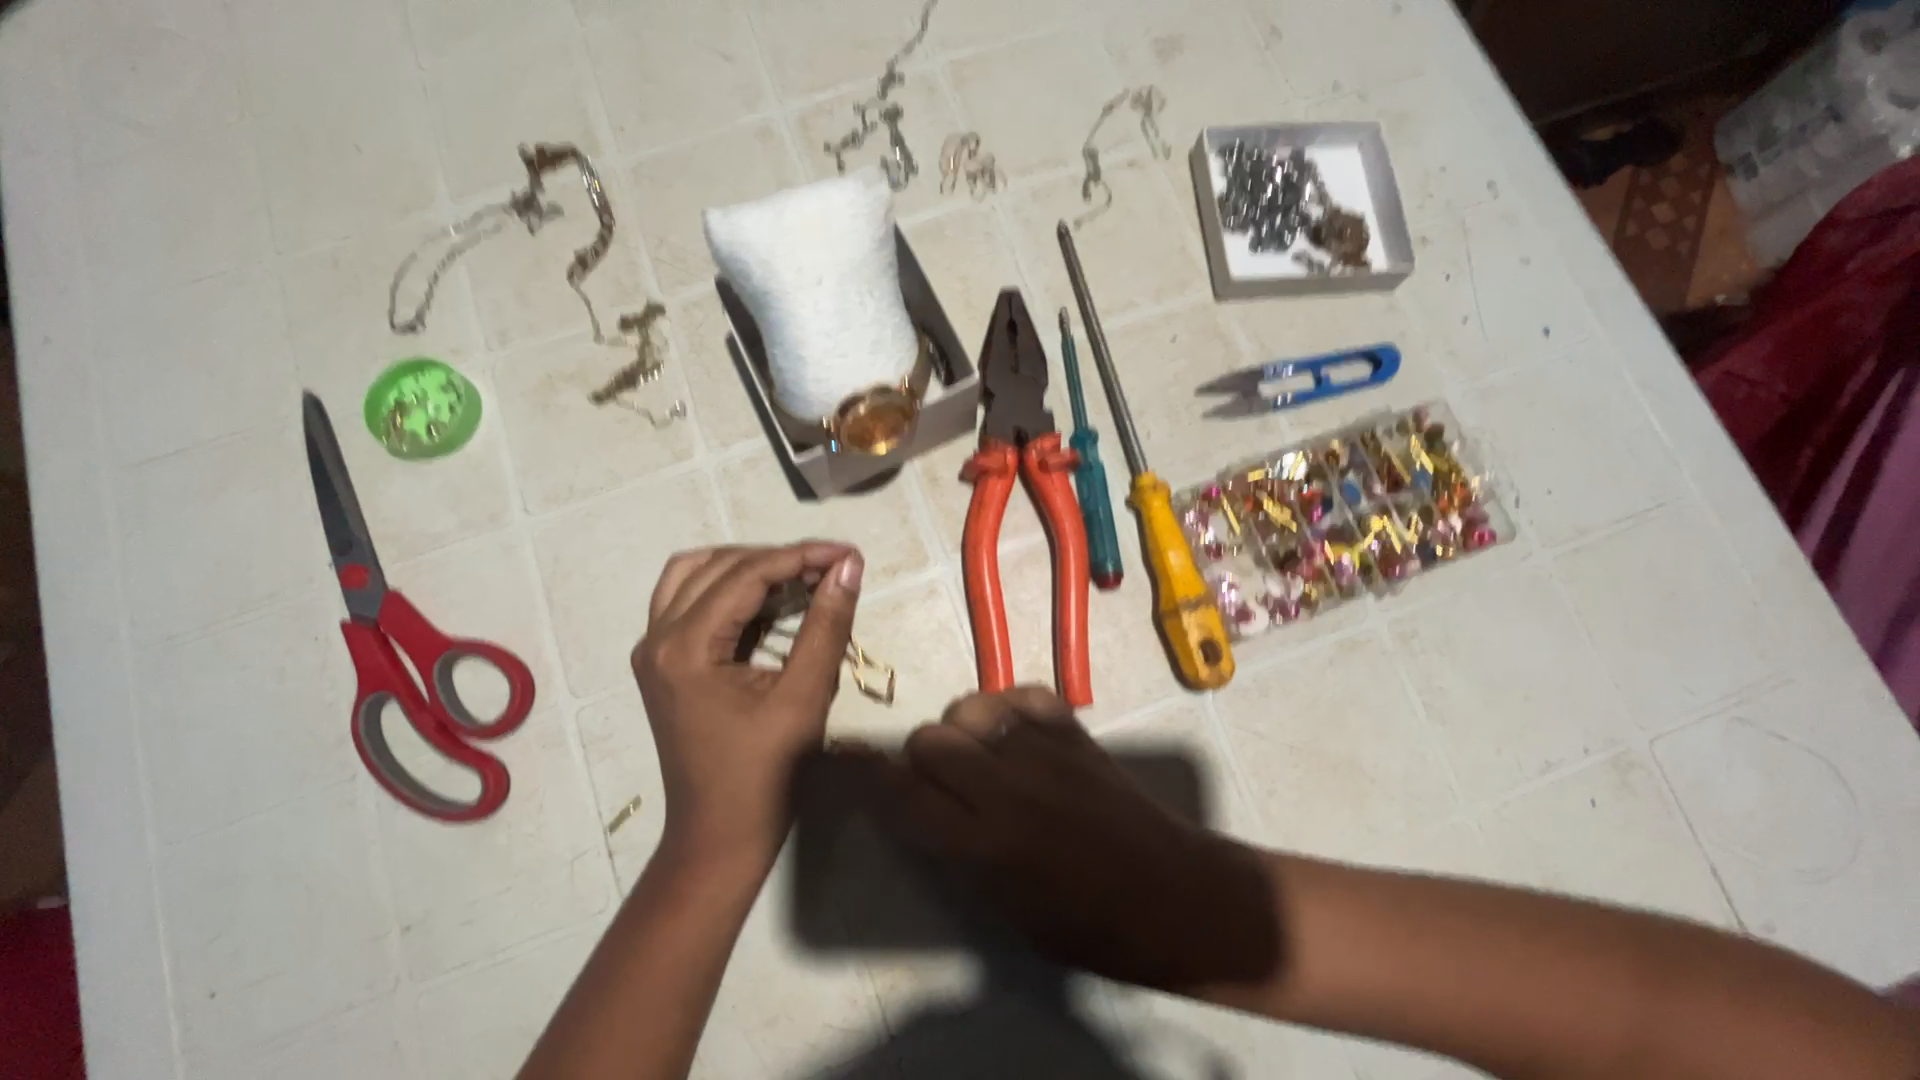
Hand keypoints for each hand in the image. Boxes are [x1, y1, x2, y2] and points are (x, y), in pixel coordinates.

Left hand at [633, 542, 862, 873]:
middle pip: (717, 566)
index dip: (801, 556)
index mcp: (683, 647)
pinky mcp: (663, 664)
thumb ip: (826, 626)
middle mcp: (656, 638)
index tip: (850, 554)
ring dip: (746, 567)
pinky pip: (690, 603)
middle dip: (777, 558)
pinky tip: (770, 601)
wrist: (719, 840)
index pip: (746, 575)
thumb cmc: (764, 776)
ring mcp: (653, 651)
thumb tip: (848, 567)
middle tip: (832, 567)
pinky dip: (729, 591)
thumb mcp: (803, 698)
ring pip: (694, 576)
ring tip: (799, 576)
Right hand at [845, 688, 1280, 992]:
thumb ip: (957, 854)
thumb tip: (921, 811)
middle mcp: (1006, 790)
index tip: (849, 762)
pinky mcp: (1076, 733)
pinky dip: (1007, 708)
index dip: (868, 777)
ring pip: (970, 709)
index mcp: (984, 846)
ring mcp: (1044, 753)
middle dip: (920, 757)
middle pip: (929, 740)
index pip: (903, 796)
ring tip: (980, 754)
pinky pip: (1022, 695)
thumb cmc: (1087, 926)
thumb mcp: (1006, 910)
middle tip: (940, 780)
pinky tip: (1015, 733)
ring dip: (962, 730)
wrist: (1173, 896)